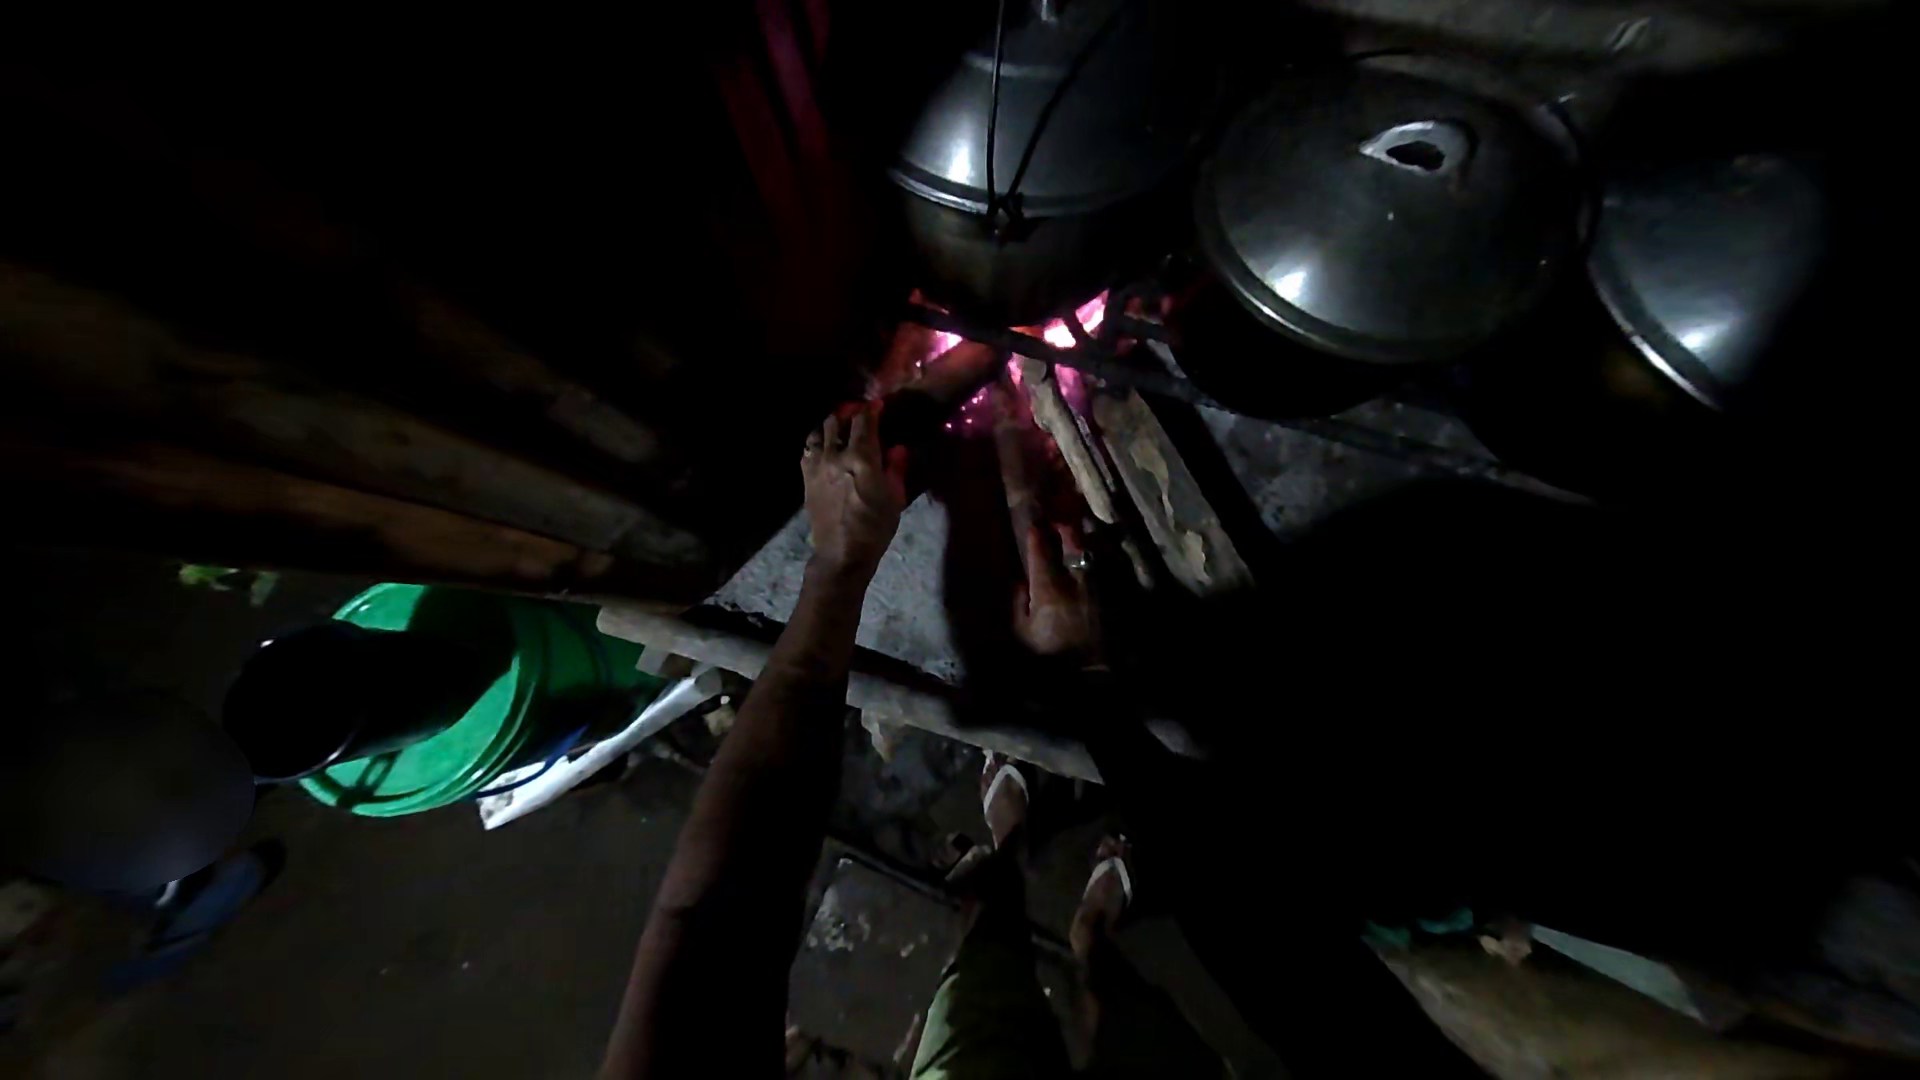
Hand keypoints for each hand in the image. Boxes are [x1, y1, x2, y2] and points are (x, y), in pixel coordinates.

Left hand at [801, 401, 908, 580]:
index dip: (871, 409)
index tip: (878, 405)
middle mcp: (836, 454)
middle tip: (860, 415)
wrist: (842, 553)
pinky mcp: (806, 477)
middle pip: (838, 420)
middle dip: (850, 412)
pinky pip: (808, 449)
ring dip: (831, 424)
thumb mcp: (895, 498)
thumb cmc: (875, 527)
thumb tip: (898, 448)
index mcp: (862, 457)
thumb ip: (896, 468)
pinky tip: (825, 446)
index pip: (864, 420)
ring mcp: (817, 465)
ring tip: (841, 428)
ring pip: (820, 431)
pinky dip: (818, 441)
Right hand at [1013, 522, 1101, 664]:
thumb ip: (1019, 604)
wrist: (1089, 678)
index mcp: (1049, 587)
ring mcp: (1098, 586)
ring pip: (1092, 552)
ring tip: (1078, 533)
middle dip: (1066, 526)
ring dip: (1083, 541)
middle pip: (1073, 541)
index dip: (1036, 533)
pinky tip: (1092, 559)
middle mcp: (1076, 579)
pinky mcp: (1114, 596)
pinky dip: (1097, 560)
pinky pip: (1104, 569)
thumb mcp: (1022, 633)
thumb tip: (1022, 583)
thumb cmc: (1050, 658)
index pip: (1041, 549)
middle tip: (1060, 518)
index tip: (1033, 523)